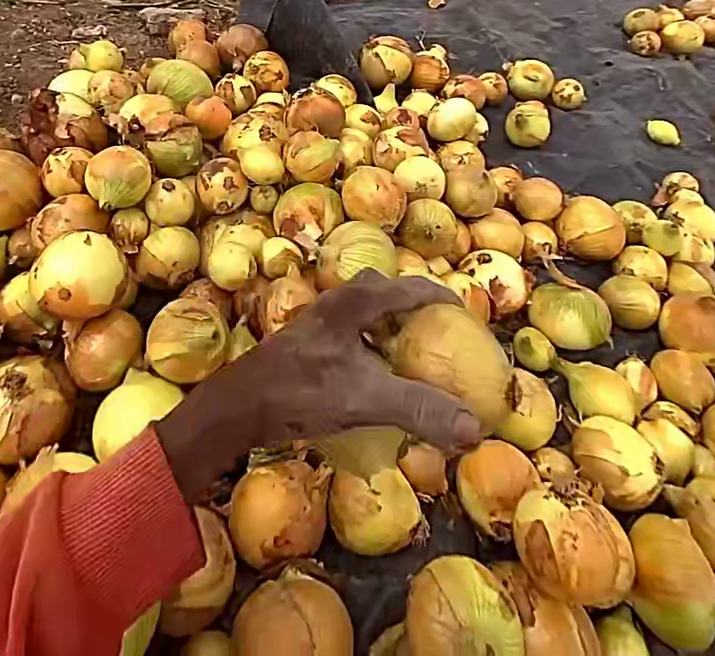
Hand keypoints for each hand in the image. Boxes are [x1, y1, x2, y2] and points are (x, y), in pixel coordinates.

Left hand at [155, 272, 486, 499]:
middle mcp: (339, 300)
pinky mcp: (308, 338)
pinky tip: (373, 370)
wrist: (239, 405)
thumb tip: (475, 428)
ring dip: (390, 322)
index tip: (467, 316)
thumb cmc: (302, 391)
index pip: (412, 288)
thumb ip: (419, 409)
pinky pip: (352, 327)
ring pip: (366, 308)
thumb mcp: (366, 399)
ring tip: (411, 350)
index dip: (442, 298)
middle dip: (415, 305)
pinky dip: (371, 340)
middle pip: (387, 290)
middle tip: (437, 331)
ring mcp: (321, 318)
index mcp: (357, 302)